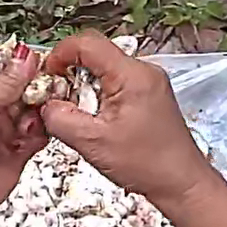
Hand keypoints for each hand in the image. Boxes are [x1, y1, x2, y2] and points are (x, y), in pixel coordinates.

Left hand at [0, 44, 45, 213]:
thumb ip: (6, 80)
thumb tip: (27, 56)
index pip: (1, 64)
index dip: (21, 63)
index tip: (41, 61)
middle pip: (23, 84)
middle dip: (36, 87)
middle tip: (46, 88)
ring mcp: (4, 125)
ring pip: (34, 106)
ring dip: (39, 109)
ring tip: (39, 113)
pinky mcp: (19, 146)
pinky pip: (40, 130)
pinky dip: (42, 129)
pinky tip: (33, 133)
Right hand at [38, 31, 214, 208]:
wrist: (181, 183)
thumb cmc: (146, 164)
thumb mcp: (92, 143)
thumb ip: (60, 118)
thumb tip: (44, 104)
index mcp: (132, 75)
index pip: (87, 43)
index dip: (60, 55)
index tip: (48, 76)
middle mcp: (143, 71)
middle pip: (96, 54)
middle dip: (71, 73)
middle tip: (59, 100)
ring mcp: (148, 81)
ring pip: (105, 68)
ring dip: (85, 86)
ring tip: (80, 114)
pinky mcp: (149, 93)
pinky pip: (116, 81)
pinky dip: (100, 94)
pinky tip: (97, 119)